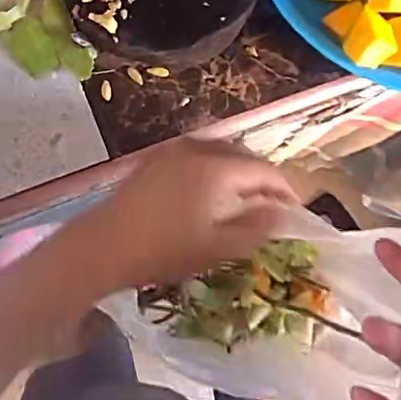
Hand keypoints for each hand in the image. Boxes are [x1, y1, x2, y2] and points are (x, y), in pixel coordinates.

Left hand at [53, 137, 299, 293]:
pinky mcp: (156, 157)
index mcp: (217, 168)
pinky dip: (214, 166)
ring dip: (238, 170)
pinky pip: (197, 152)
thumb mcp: (218, 247)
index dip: (285, 189)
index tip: (296, 211)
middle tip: (273, 207)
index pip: (264, 170)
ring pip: (219, 150)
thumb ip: (256, 227)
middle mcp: (197, 148)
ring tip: (245, 199)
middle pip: (243, 155)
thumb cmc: (164, 250)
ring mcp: (173, 149)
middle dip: (262, 178)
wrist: (104, 244)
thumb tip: (284, 213)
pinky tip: (211, 191)